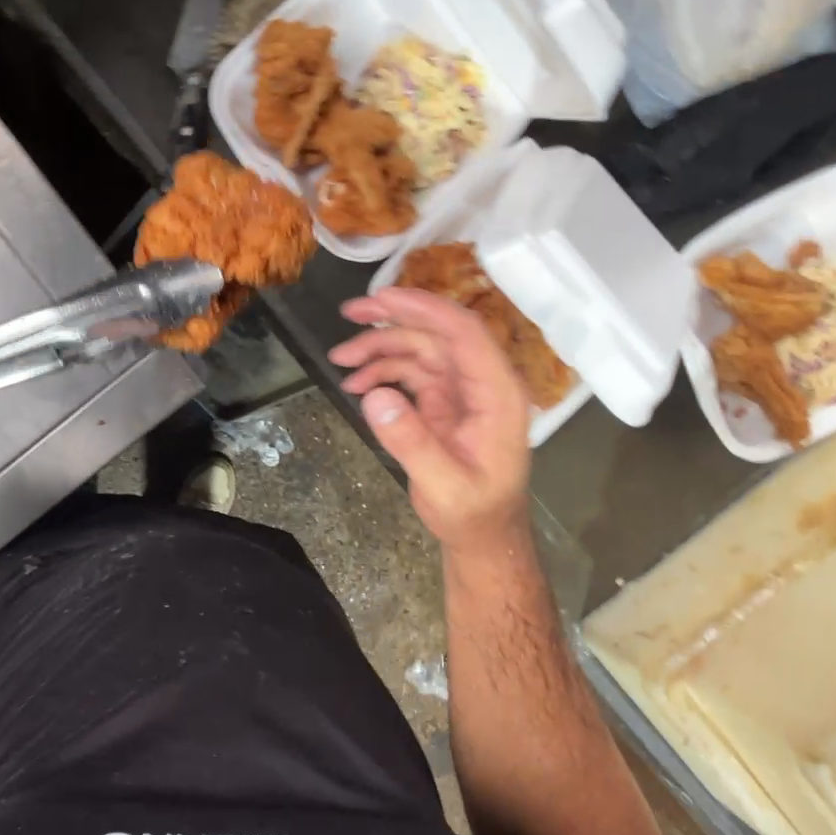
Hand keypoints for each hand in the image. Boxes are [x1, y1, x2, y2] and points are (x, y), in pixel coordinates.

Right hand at [329, 287, 530, 554]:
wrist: (481, 535)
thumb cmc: (472, 512)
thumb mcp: (442, 483)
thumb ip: (410, 440)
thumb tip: (374, 394)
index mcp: (496, 394)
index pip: (464, 334)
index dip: (424, 310)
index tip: (382, 299)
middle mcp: (481, 383)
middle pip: (438, 334)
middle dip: (393, 319)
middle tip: (349, 312)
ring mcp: (461, 392)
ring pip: (420, 350)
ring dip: (379, 349)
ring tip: (339, 359)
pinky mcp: (443, 403)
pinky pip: (411, 374)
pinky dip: (382, 373)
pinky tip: (355, 385)